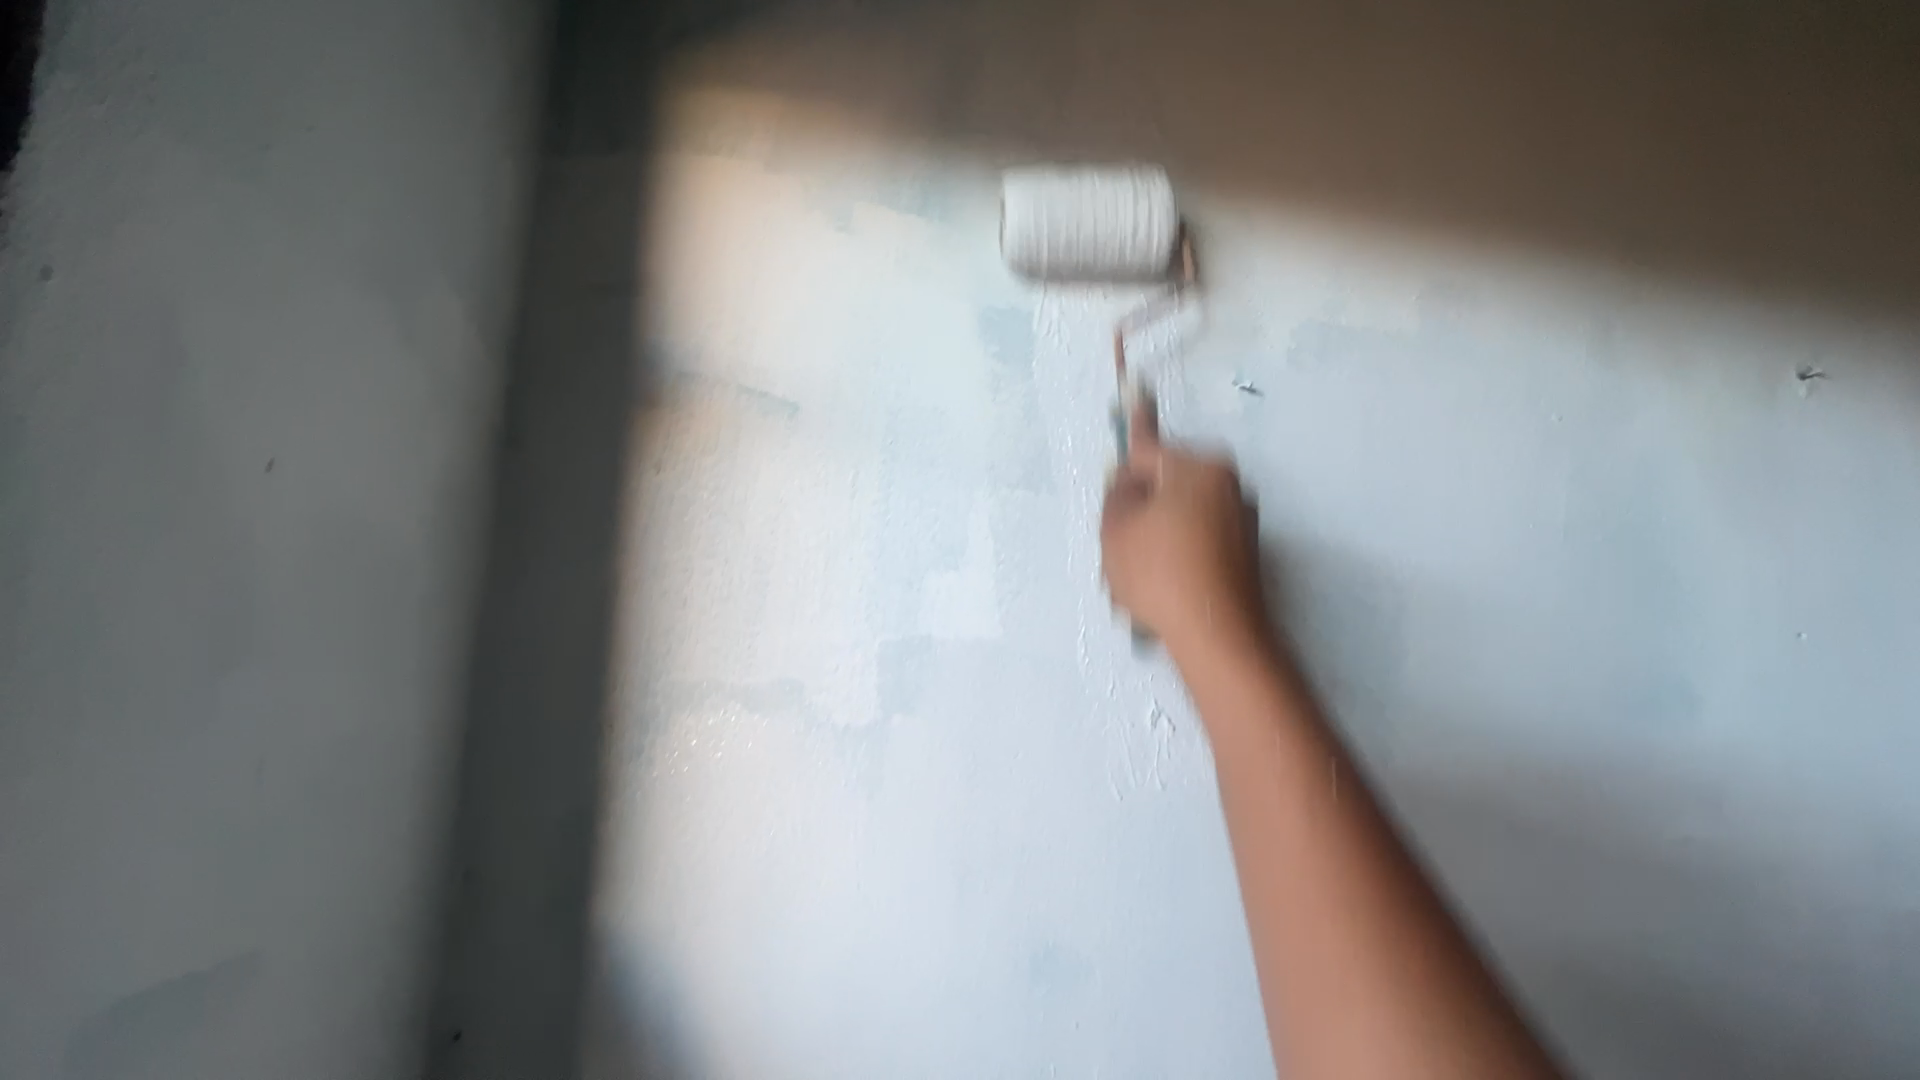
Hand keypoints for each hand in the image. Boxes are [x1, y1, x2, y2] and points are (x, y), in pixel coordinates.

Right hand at [1100, 399, 1269, 657]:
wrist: (1217, 635)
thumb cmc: (1158, 571)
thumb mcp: (1115, 528)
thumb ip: (1117, 494)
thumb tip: (1130, 482)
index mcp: (1198, 468)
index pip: (1148, 448)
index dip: (1129, 430)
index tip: (1131, 393)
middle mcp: (1228, 486)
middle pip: (1167, 484)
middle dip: (1139, 508)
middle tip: (1116, 543)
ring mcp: (1242, 522)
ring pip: (1180, 517)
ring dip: (1155, 536)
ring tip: (1135, 578)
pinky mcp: (1245, 556)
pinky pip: (1198, 542)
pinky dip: (1177, 555)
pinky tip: (1161, 590)